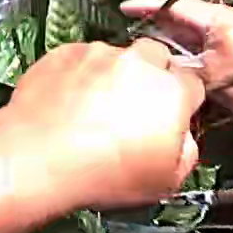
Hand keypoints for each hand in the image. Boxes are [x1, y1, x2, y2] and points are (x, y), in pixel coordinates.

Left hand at [0, 39, 204, 208]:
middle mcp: (135, 62)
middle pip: (155, 55)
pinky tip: (68, 98)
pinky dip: (79, 71)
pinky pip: (80, 56)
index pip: (192, 80)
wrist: (40, 154)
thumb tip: (181, 135)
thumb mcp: (166, 180)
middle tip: (134, 102)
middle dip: (151, 73)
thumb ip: (186, 150)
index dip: (182, 97)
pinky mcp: (62, 52)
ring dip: (111, 71)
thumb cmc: (104, 173)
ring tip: (92, 104)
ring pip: (114, 54)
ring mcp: (96, 53)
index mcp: (171, 91)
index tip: (170, 111)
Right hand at [119, 0, 232, 169]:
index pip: (173, 5)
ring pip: (195, 32)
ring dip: (173, 38)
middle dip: (157, 22)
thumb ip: (178, 65)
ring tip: (148, 47)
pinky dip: (189, 49)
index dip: (146, 7)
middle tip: (131, 28)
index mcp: (218, 18)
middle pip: (184, 16)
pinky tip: (178, 63)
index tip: (122, 8)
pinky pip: (208, 44)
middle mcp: (228, 21)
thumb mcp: (209, 76)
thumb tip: (155, 62)